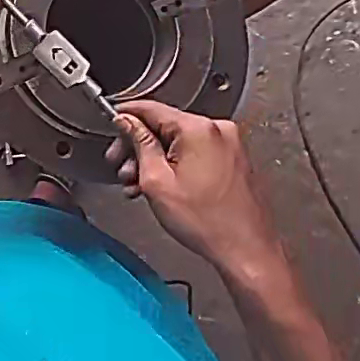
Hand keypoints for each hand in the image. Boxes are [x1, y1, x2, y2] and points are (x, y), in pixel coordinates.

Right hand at [110, 100, 278, 267]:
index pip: (151, 108)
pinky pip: (194, 151)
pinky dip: (175, 164)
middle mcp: (217, 130)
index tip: (113, 122)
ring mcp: (228, 144)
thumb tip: (128, 123)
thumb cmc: (208, 223)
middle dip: (138, 145)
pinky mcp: (232, 159)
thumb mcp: (156, 181)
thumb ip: (139, 144)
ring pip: (178, 140)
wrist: (247, 252)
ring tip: (138, 182)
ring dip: (154, 158)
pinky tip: (161, 185)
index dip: (126, 115)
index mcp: (198, 129)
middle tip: (120, 163)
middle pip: (164, 125)